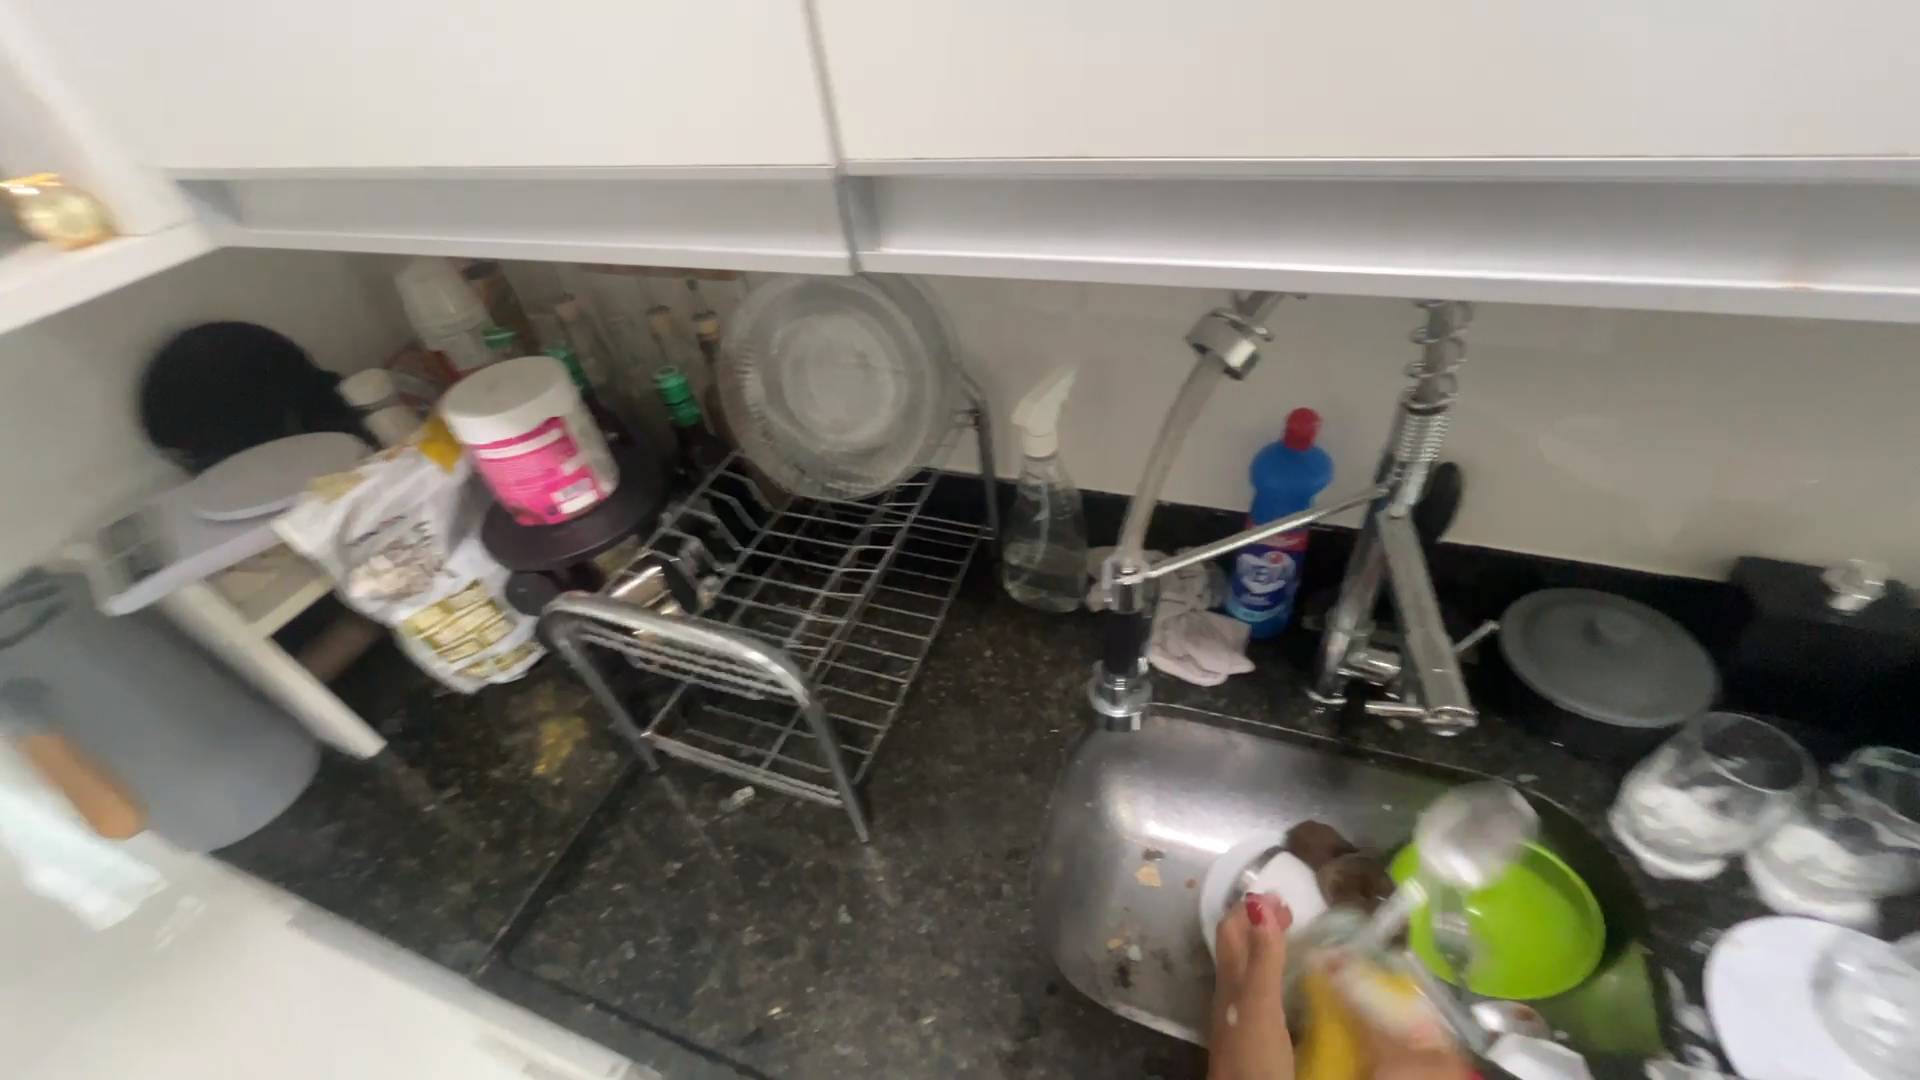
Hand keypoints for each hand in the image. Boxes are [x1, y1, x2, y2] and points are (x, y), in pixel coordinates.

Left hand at [1208, 892, 1295, 1079]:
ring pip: (1247, 966)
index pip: (1232, 927)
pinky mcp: (1252, 1034)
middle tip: (1290, 914)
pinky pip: (1259, 990)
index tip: (1280, 896)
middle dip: (1258, 922)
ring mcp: (1239, 1011)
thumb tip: (1258, 900)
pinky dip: (1273, 975)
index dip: (1250, 907)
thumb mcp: (1261, 1001)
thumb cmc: (1252, 1054)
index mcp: (1231, 975)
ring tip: (1294, 941)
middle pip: (1237, 944)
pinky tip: (1291, 986)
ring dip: (1266, 946)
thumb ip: (1262, 955)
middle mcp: (1231, 987)